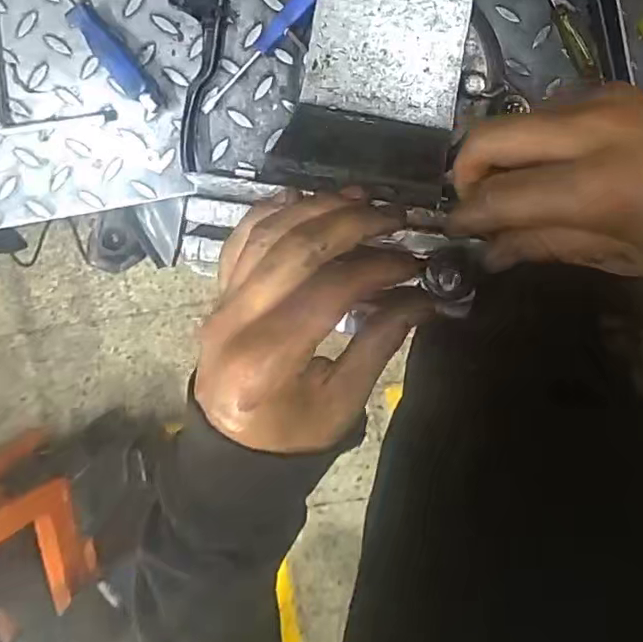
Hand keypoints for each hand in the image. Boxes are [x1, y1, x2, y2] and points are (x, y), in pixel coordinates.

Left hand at [196, 193, 425, 453]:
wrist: (229, 444)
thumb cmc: (291, 434)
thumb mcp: (342, 403)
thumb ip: (379, 342)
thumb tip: (423, 295)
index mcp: (267, 360)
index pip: (328, 291)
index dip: (375, 268)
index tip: (412, 261)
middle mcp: (236, 320)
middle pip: (296, 249)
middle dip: (351, 222)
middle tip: (393, 215)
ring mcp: (221, 299)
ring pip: (269, 232)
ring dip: (318, 206)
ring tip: (360, 198)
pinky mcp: (219, 288)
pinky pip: (243, 234)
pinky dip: (274, 209)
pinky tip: (305, 196)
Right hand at [447, 84, 642, 282]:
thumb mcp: (624, 257)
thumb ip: (548, 245)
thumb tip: (491, 249)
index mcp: (597, 186)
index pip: (501, 195)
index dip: (468, 215)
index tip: (455, 230)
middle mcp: (587, 130)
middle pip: (489, 136)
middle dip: (466, 171)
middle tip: (475, 203)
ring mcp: (598, 100)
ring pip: (515, 117)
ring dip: (501, 152)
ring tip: (516, 186)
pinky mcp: (610, 88)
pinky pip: (548, 110)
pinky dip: (534, 137)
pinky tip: (554, 163)